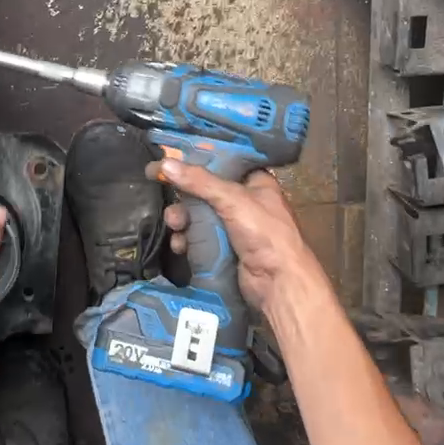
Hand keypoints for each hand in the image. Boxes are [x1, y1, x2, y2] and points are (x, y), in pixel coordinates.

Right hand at [152, 160, 330, 323]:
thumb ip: (199, 182)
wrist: (279, 284)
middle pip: (205, 191)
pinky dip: (186, 239)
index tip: (171, 160)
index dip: (197, 161)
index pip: (223, 163)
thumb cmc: (265, 233)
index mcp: (256, 182)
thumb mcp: (233, 200)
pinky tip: (179, 244)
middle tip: (166, 193)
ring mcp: (234, 228)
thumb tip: (164, 164)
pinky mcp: (224, 250)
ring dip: (182, 218)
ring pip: (199, 216)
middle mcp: (245, 202)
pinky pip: (199, 239)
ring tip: (174, 224)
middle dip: (184, 195)